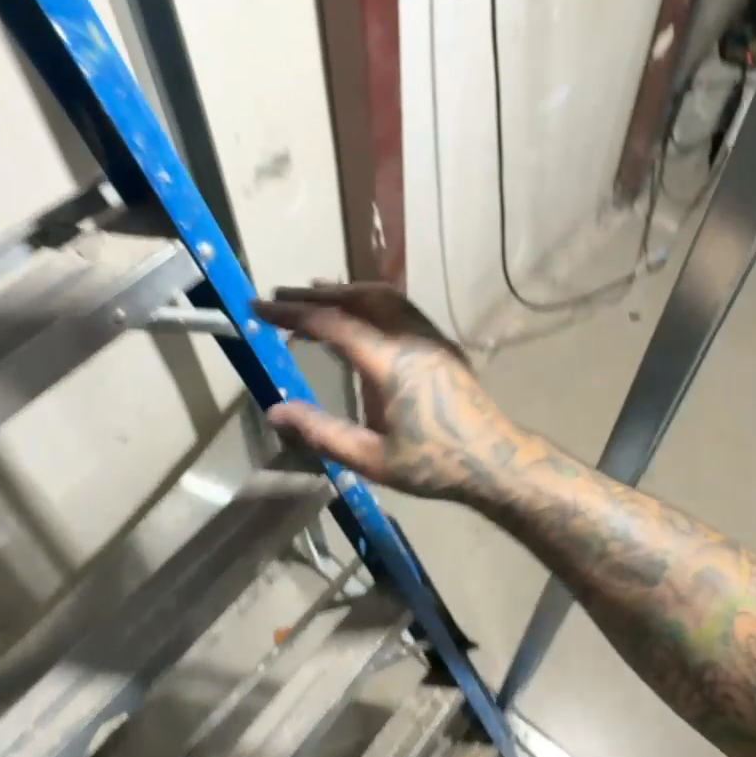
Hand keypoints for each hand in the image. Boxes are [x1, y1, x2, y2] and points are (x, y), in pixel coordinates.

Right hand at [253, 284, 523, 500]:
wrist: (495, 461)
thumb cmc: (434, 465)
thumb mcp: (371, 459)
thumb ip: (321, 433)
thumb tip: (274, 411)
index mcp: (392, 363)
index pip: (333, 323)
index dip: (292, 313)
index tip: (259, 308)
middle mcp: (412, 338)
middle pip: (358, 298)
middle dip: (314, 295)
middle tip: (278, 296)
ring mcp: (431, 337)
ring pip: (384, 296)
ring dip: (345, 291)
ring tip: (313, 293)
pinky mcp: (442, 344)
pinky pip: (401, 307)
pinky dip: (371, 301)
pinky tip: (359, 312)